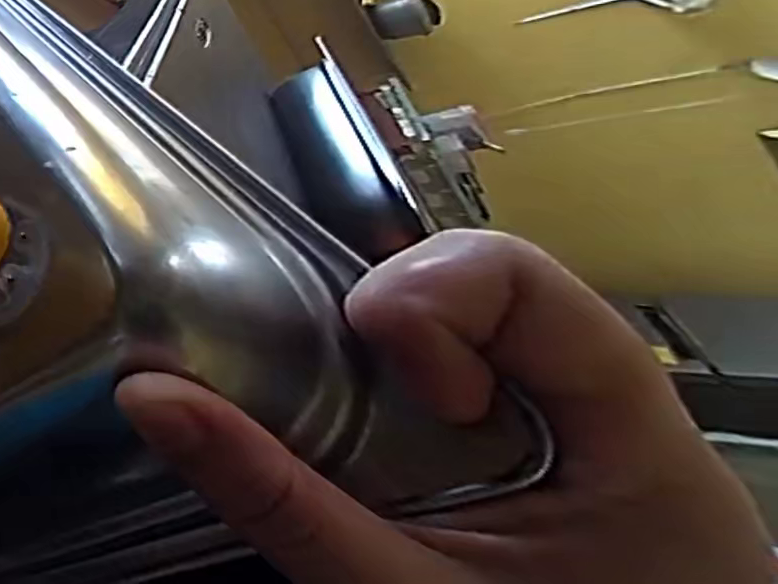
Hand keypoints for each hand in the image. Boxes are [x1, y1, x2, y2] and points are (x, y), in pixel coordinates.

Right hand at [116, 231, 775, 582]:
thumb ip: (279, 500)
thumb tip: (145, 395)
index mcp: (632, 444)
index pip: (520, 278)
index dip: (430, 297)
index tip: (411, 390)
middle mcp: (586, 406)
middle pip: (453, 278)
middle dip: (365, 317)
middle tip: (332, 387)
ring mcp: (535, 416)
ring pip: (418, 313)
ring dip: (345, 344)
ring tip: (318, 403)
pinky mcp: (487, 435)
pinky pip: (406, 359)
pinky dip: (346, 370)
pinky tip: (325, 418)